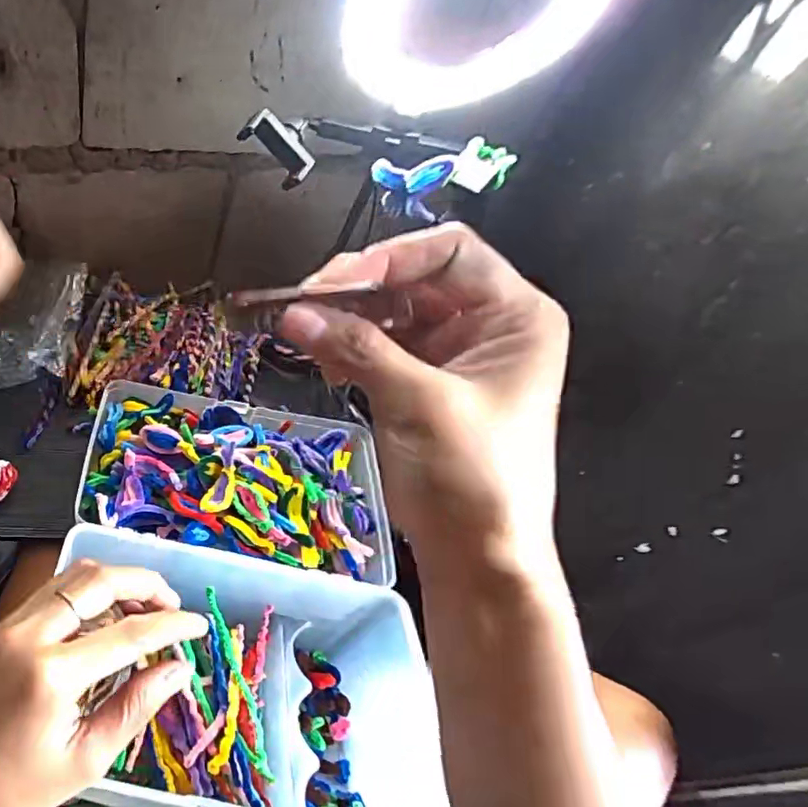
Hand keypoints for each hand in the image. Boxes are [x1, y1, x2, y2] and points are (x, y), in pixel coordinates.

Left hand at [0, 560, 204, 806]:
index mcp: (52, 675)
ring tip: (146, 609)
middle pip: (97, 580)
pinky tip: (108, 616)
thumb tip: (178, 670)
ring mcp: (13, 624)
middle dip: (145, 582)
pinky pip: (54, 589)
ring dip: (116, 581)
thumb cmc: (15, 787)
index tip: (199, 625)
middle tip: (173, 605)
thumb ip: (135, 707)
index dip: (171, 625)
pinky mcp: (6, 625)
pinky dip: (89, 590)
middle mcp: (30, 635)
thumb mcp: (86, 760)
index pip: (127, 633)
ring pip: (74, 575)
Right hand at [276, 222, 568, 548]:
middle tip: (300, 307)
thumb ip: (355, 349)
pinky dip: (347, 347)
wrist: (476, 553)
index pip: (449, 253)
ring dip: (344, 320)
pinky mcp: (422, 384)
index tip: (326, 284)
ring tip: (301, 332)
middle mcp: (486, 326)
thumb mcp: (415, 403)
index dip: (386, 259)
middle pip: (413, 281)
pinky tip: (318, 356)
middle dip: (355, 291)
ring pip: (390, 315)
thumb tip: (292, 313)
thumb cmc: (469, 476)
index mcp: (514, 316)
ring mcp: (452, 356)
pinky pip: (379, 348)